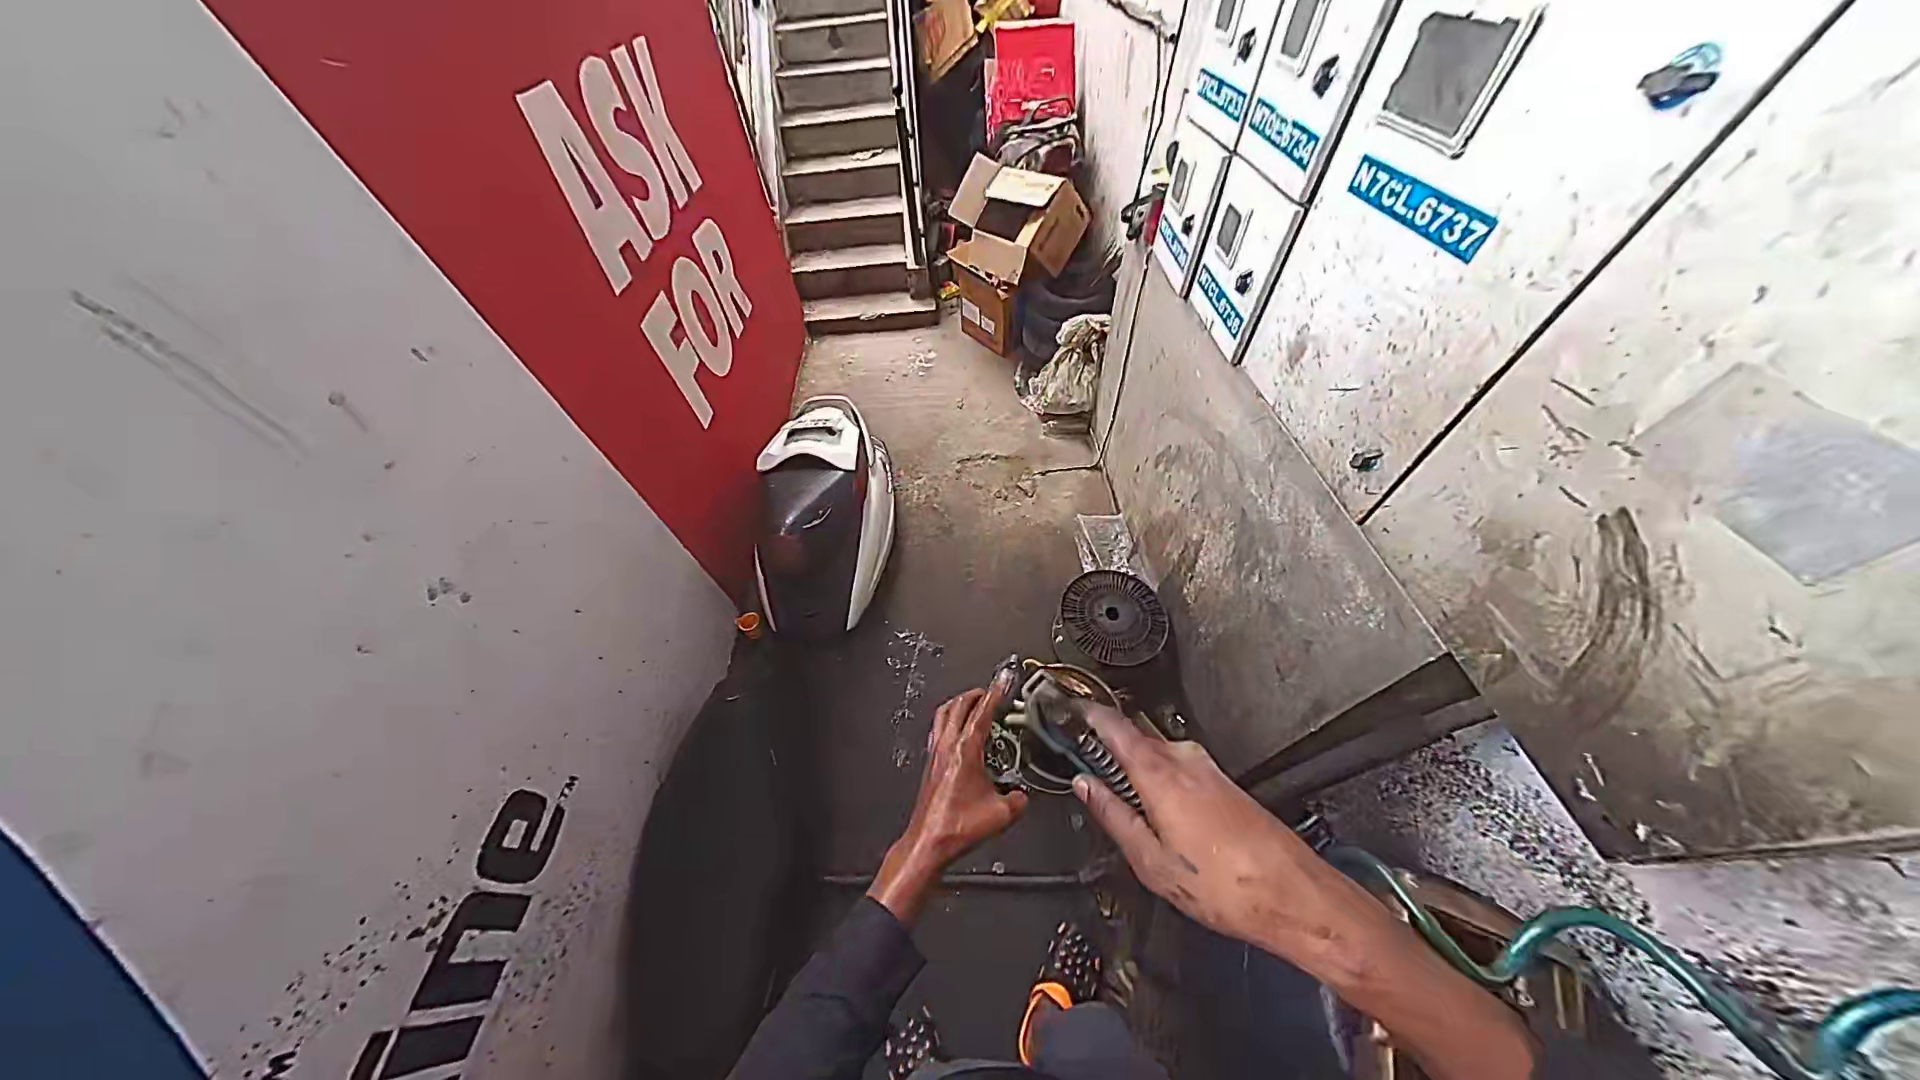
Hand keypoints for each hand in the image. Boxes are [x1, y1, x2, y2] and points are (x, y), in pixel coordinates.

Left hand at [868, 672, 1028, 922]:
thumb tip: (1022, 796)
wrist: (929, 842)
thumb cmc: (956, 826)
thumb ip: (1018, 800)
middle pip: (958, 705)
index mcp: (965, 750)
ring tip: (972, 702)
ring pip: (943, 714)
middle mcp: (947, 746)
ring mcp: (935, 753)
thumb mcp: (1002, 813)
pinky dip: (949, 720)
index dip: (995, 693)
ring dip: (959, 703)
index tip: (1003, 681)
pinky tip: (956, 730)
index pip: (981, 711)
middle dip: (976, 693)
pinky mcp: (930, 764)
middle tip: (990, 690)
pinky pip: (938, 729)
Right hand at [1067, 705, 1337, 957]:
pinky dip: (1160, 776)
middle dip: (1110, 744)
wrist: (1294, 895)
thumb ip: (1112, 814)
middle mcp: (1185, 761)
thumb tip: (1085, 787)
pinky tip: (1161, 810)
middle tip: (1089, 762)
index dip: (1089, 714)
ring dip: (1136, 764)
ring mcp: (1208, 768)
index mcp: (1160, 774)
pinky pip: (1179, 765)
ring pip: (1158, 752)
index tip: (1073, 711)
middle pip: (1135, 736)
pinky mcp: (1223, 781)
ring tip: (1124, 797)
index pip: (1115, 726)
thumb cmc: (1228, 886)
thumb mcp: (1150, 860)